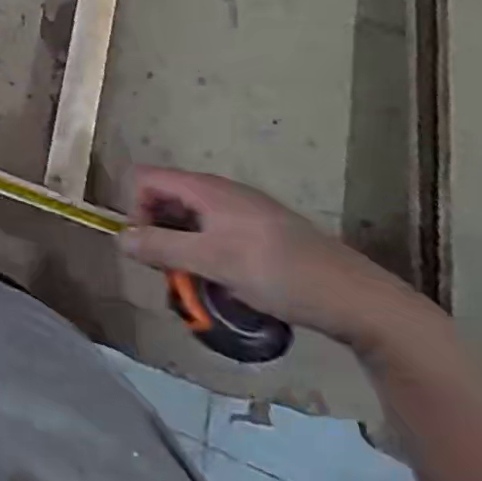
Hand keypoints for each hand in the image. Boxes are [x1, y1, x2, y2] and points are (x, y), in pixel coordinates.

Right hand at [117, 166, 422, 345]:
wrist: (362, 302)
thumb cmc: (279, 274)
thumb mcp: (211, 262)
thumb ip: (160, 248)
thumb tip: (119, 237)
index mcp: (207, 189)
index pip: (145, 179)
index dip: (135, 208)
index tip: (149, 246)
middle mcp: (222, 191)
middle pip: (166, 197)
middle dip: (158, 231)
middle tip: (170, 270)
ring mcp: (245, 210)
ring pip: (190, 218)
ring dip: (181, 246)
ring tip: (196, 280)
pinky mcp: (264, 231)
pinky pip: (215, 231)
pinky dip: (206, 251)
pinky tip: (224, 279)